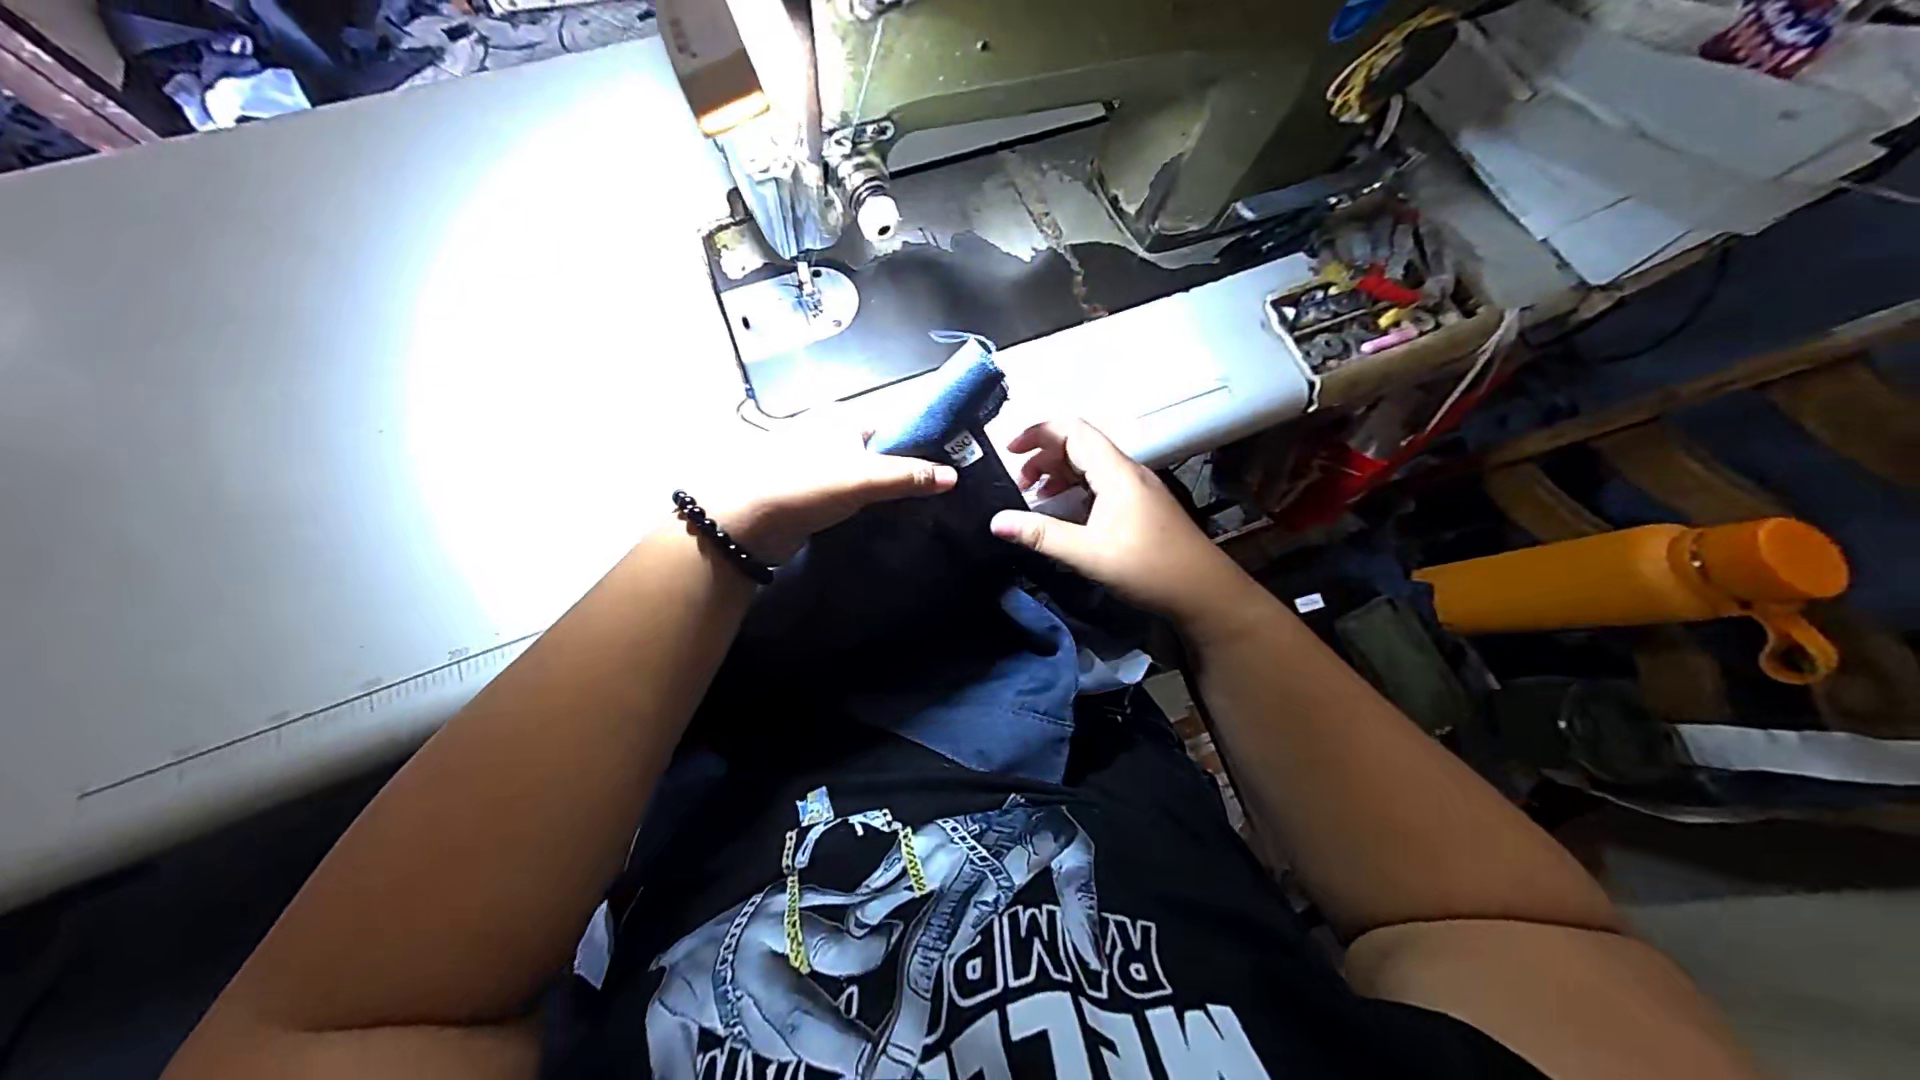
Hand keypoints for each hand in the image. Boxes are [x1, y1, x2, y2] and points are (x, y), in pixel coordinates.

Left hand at [697, 418, 957, 562]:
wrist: (747, 524)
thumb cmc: (804, 487)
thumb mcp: (863, 478)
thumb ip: (908, 476)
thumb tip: (953, 476)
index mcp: (842, 419)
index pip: (895, 426)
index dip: (921, 445)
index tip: (947, 468)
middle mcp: (831, 436)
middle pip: (882, 452)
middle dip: (906, 472)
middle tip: (936, 494)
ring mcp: (819, 466)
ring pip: (866, 476)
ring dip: (886, 492)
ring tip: (918, 509)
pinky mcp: (812, 494)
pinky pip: (851, 495)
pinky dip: (868, 505)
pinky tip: (884, 520)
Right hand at [990, 419, 1257, 637]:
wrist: (1204, 592)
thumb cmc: (1150, 569)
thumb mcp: (1089, 554)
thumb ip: (1042, 535)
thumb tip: (997, 522)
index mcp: (1116, 472)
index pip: (1073, 430)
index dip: (1037, 432)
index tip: (1009, 450)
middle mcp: (1127, 472)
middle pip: (1078, 445)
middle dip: (1043, 457)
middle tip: (1018, 484)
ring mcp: (1136, 488)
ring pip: (1089, 466)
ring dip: (1058, 474)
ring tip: (1035, 498)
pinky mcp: (1140, 506)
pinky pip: (1100, 484)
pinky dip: (1074, 490)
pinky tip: (1063, 513)